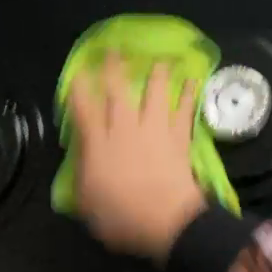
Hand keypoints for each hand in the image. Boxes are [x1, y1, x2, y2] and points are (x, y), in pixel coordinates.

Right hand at [69, 53, 207, 259]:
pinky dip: (188, 94)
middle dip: (114, 69)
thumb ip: (82, 172)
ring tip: (161, 59)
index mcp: (99, 145)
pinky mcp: (179, 138)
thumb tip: (80, 153)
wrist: (168, 222)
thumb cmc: (121, 217)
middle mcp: (125, 130)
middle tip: (114, 50)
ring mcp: (154, 131)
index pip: (84, 109)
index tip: (79, 70)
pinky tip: (192, 81)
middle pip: (118, 92)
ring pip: (155, 94)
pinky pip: (184, 111)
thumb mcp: (88, 201)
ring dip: (157, 75)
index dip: (80, 88)